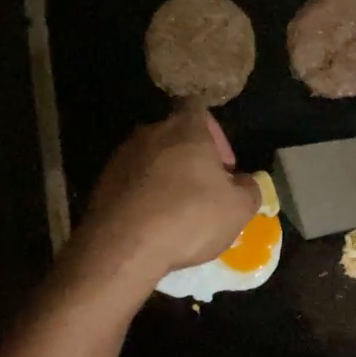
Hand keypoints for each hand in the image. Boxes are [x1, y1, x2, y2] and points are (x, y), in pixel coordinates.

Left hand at [63, 108, 260, 289]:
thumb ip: (250, 190)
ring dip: (170, 180)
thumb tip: (247, 182)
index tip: (225, 168)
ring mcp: (123, 155)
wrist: (126, 244)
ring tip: (181, 213)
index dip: (217, 138)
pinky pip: (135, 183)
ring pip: (155, 161)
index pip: (202, 113)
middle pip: (177, 138)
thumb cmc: (191, 217)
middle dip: (194, 161)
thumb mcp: (239, 209)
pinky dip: (148, 197)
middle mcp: (151, 131)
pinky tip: (157, 224)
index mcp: (186, 128)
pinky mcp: (105, 181)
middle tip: (208, 192)